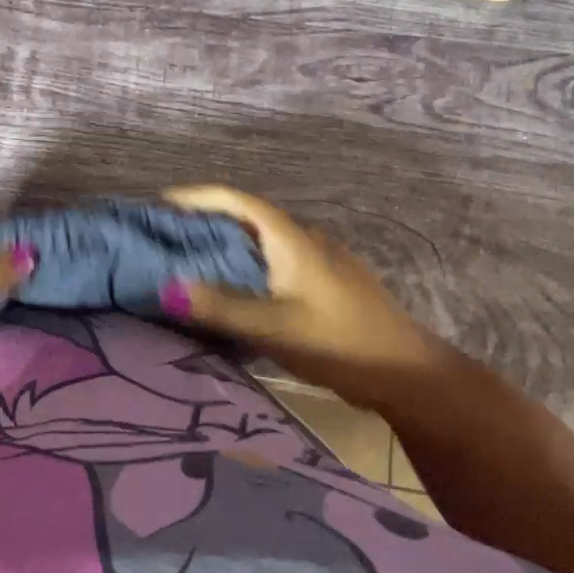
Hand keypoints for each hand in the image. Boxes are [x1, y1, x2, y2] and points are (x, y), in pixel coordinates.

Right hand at [160, 184, 456, 407]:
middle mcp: (307, 241)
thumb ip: (220, 308)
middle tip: (169, 236)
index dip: (199, 196)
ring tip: (193, 262)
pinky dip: (247, 265)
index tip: (162, 202)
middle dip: (207, 222)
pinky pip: (276, 262)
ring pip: (264, 242)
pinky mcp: (329, 286)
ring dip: (228, 244)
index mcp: (292, 241)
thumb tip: (165, 288)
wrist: (411, 376)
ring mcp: (323, 263)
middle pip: (249, 218)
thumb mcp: (273, 328)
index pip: (238, 201)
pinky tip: (238, 290)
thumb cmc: (340, 342)